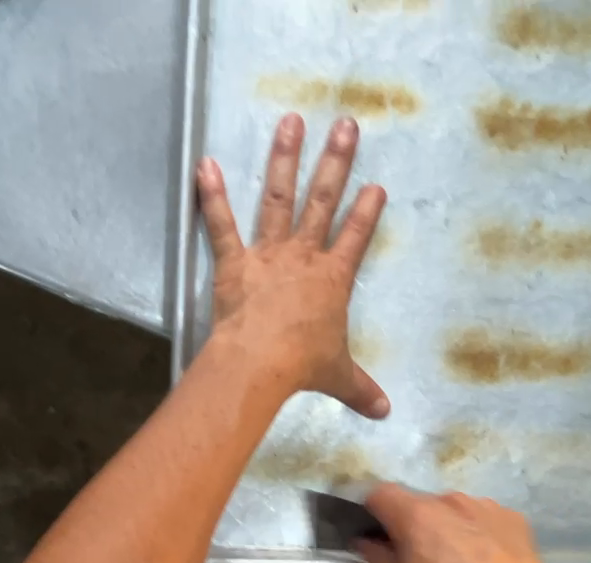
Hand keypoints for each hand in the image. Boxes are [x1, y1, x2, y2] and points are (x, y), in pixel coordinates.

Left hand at [197, 113, 389, 418]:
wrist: (262, 363)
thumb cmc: (303, 366)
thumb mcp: (339, 377)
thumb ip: (361, 390)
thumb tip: (386, 413)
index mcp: (333, 280)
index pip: (356, 239)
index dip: (367, 213)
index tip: (377, 187)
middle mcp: (304, 257)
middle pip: (324, 202)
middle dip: (336, 162)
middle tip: (345, 125)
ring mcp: (269, 254)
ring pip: (280, 200)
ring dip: (285, 160)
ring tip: (290, 121)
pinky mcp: (235, 261)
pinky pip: (221, 224)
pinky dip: (211, 195)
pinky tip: (204, 163)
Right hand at [356, 484, 563, 562]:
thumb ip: (378, 558)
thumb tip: (364, 541)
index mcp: (418, 516)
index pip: (381, 493)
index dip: (374, 511)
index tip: (378, 534)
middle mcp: (451, 501)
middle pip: (421, 503)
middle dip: (415, 524)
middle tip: (421, 557)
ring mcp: (486, 506)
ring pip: (454, 510)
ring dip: (448, 527)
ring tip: (459, 561)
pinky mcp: (513, 518)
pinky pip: (483, 518)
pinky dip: (478, 532)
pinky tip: (485, 561)